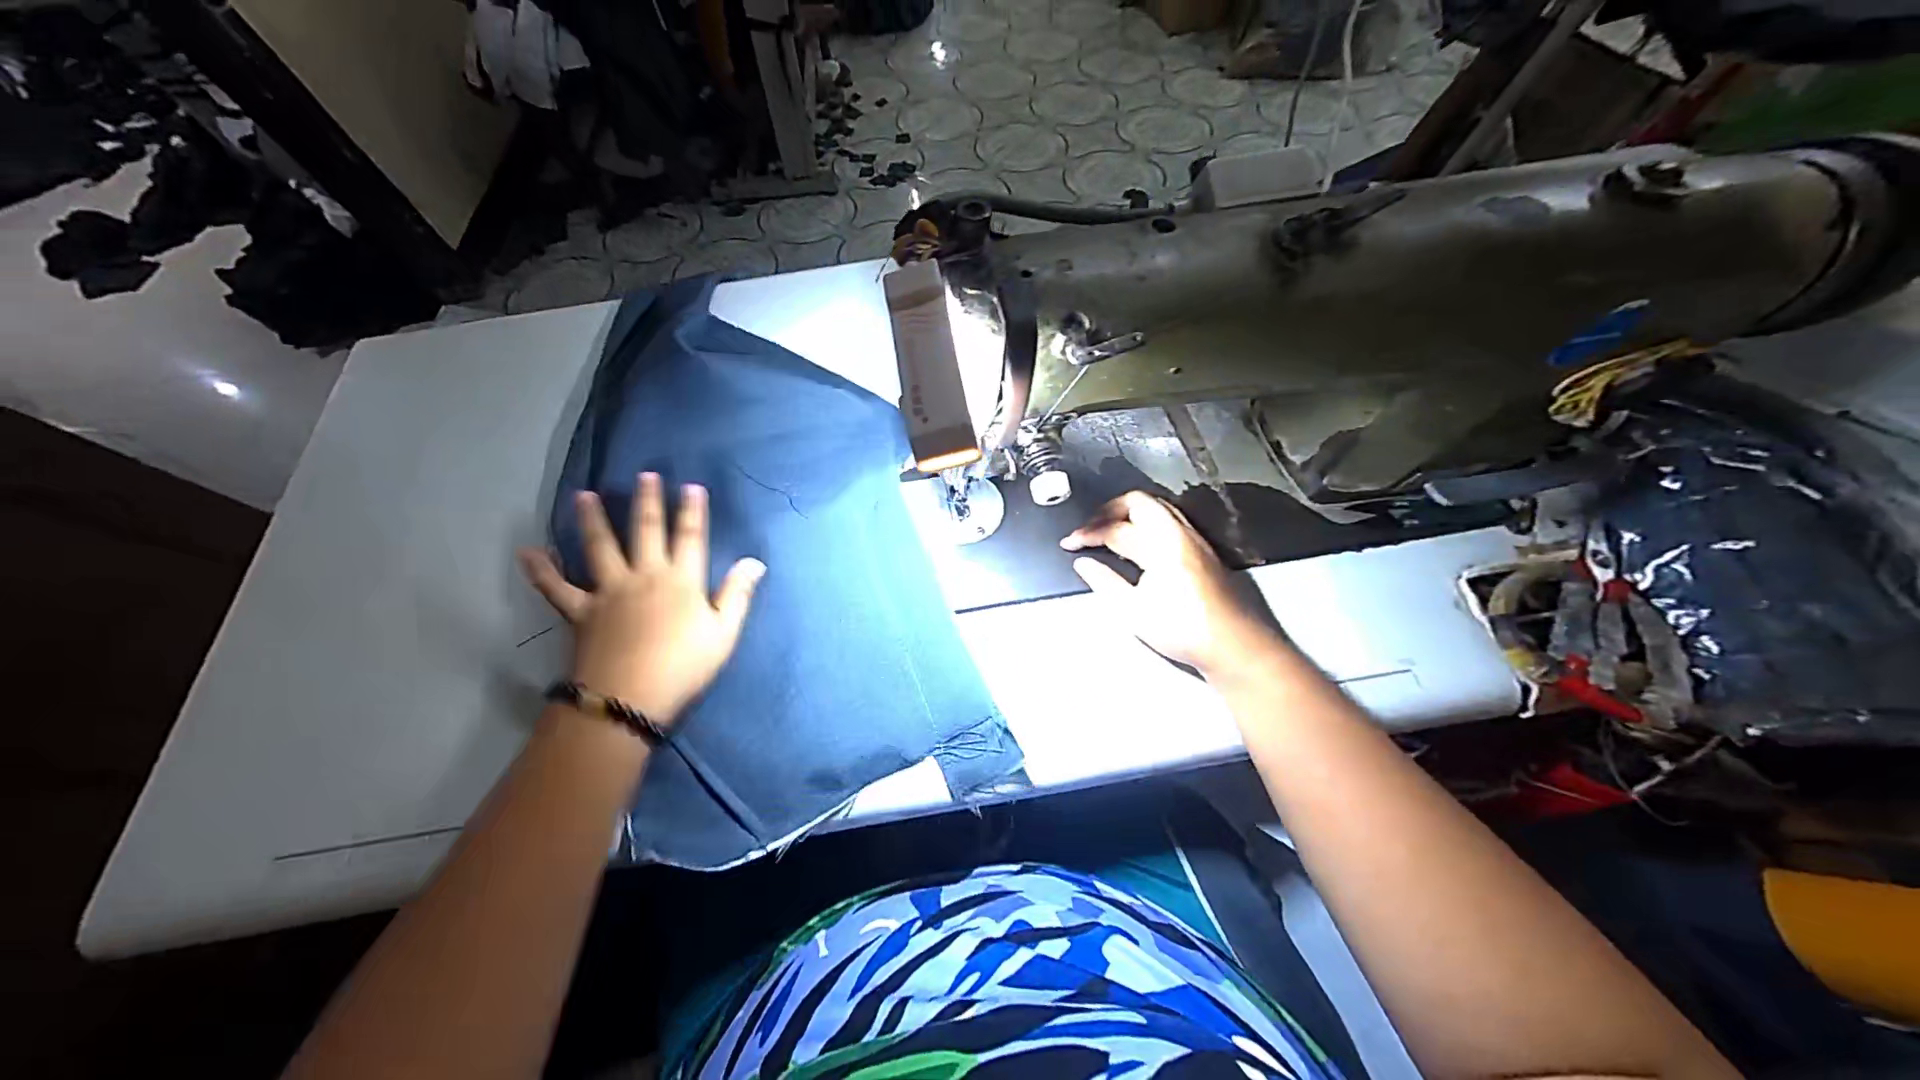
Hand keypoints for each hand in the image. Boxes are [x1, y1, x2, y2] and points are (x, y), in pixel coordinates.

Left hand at [520, 473, 765, 725]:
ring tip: (584, 495)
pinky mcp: (580, 611)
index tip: (691, 486)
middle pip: (646, 530)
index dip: (692, 510)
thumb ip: (737, 594)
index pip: (690, 537)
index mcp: (681, 580)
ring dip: (592, 519)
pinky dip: (541, 570)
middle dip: (647, 500)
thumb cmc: (684, 667)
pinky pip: (556, 587)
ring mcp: (608, 590)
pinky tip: (528, 552)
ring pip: (599, 546)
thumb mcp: (724, 634)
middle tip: (645, 474)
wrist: (628, 699)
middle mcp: (644, 575)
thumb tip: (755, 561)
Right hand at [1061, 491, 1282, 676]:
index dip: (1087, 532)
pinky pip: (1166, 523)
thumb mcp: (1134, 611)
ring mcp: (1193, 540)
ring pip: (1154, 511)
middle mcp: (1179, 533)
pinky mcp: (1200, 551)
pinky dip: (1142, 526)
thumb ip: (1105, 582)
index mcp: (1161, 544)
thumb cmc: (1183, 630)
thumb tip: (1084, 563)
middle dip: (1107, 513)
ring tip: (1105, 535)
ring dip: (1126, 517)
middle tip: (1088, 531)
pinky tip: (1132, 546)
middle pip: (1138, 503)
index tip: (1069, 543)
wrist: (1235, 646)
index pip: (1115, 526)